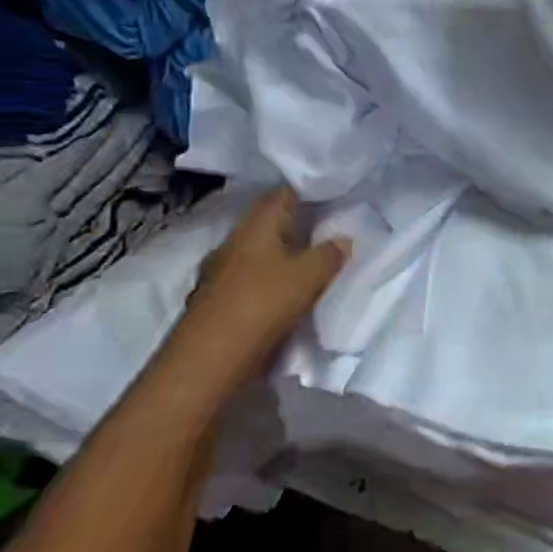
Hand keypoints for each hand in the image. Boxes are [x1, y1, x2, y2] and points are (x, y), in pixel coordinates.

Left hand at [185, 187, 349, 353]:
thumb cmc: (262, 305)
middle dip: (294, 225)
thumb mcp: (308, 277)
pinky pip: (249, 280)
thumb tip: (342, 239)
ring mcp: (219, 273)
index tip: (329, 196)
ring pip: (257, 253)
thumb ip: (329, 255)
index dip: (305, 191)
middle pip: (267, 224)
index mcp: (254, 228)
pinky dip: (268, 281)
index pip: (280, 194)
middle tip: (326, 230)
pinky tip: (284, 294)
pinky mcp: (216, 301)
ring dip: (280, 256)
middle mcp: (232, 243)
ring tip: (309, 264)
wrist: (209, 359)